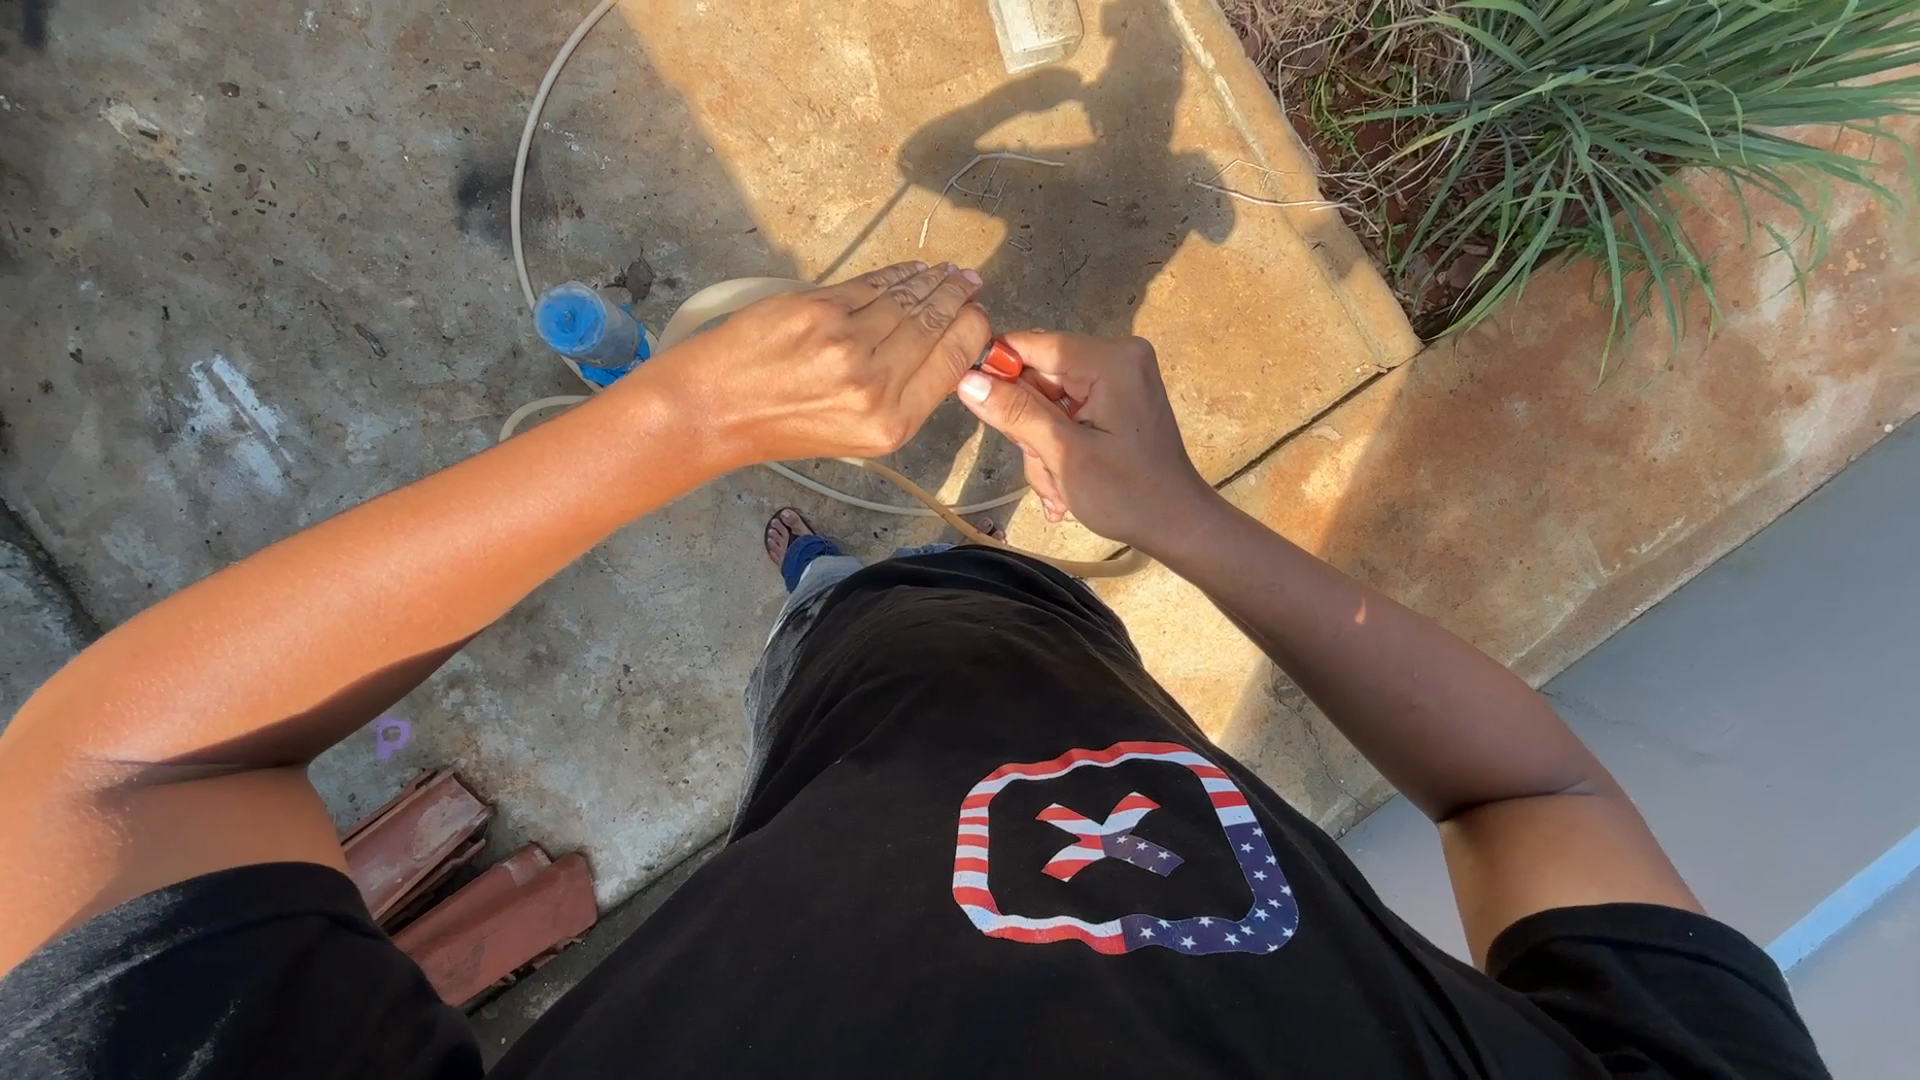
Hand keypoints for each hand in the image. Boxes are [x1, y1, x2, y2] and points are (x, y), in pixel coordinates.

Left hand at [644, 261, 989, 466]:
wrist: (715, 411)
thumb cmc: (784, 426)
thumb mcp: (859, 434)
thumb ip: (904, 396)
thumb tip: (941, 350)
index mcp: (892, 423)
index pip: (953, 362)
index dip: (973, 331)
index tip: (977, 314)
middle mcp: (876, 385)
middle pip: (935, 324)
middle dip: (958, 297)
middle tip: (969, 281)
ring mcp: (846, 343)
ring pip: (907, 299)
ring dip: (932, 280)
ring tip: (947, 272)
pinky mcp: (818, 309)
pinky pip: (872, 284)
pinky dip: (897, 274)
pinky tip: (912, 270)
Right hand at [955, 331, 1218, 554]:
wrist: (1176, 526)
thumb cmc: (1125, 494)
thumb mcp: (1063, 454)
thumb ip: (1015, 412)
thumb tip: (966, 379)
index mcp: (1109, 360)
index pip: (1032, 345)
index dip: (998, 373)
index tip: (977, 408)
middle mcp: (1116, 357)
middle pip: (1038, 377)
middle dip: (1030, 429)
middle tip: (1045, 469)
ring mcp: (1118, 379)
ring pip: (1047, 402)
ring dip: (1043, 448)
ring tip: (1059, 489)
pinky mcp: (1116, 400)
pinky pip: (1067, 414)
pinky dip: (1059, 448)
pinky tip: (1066, 483)